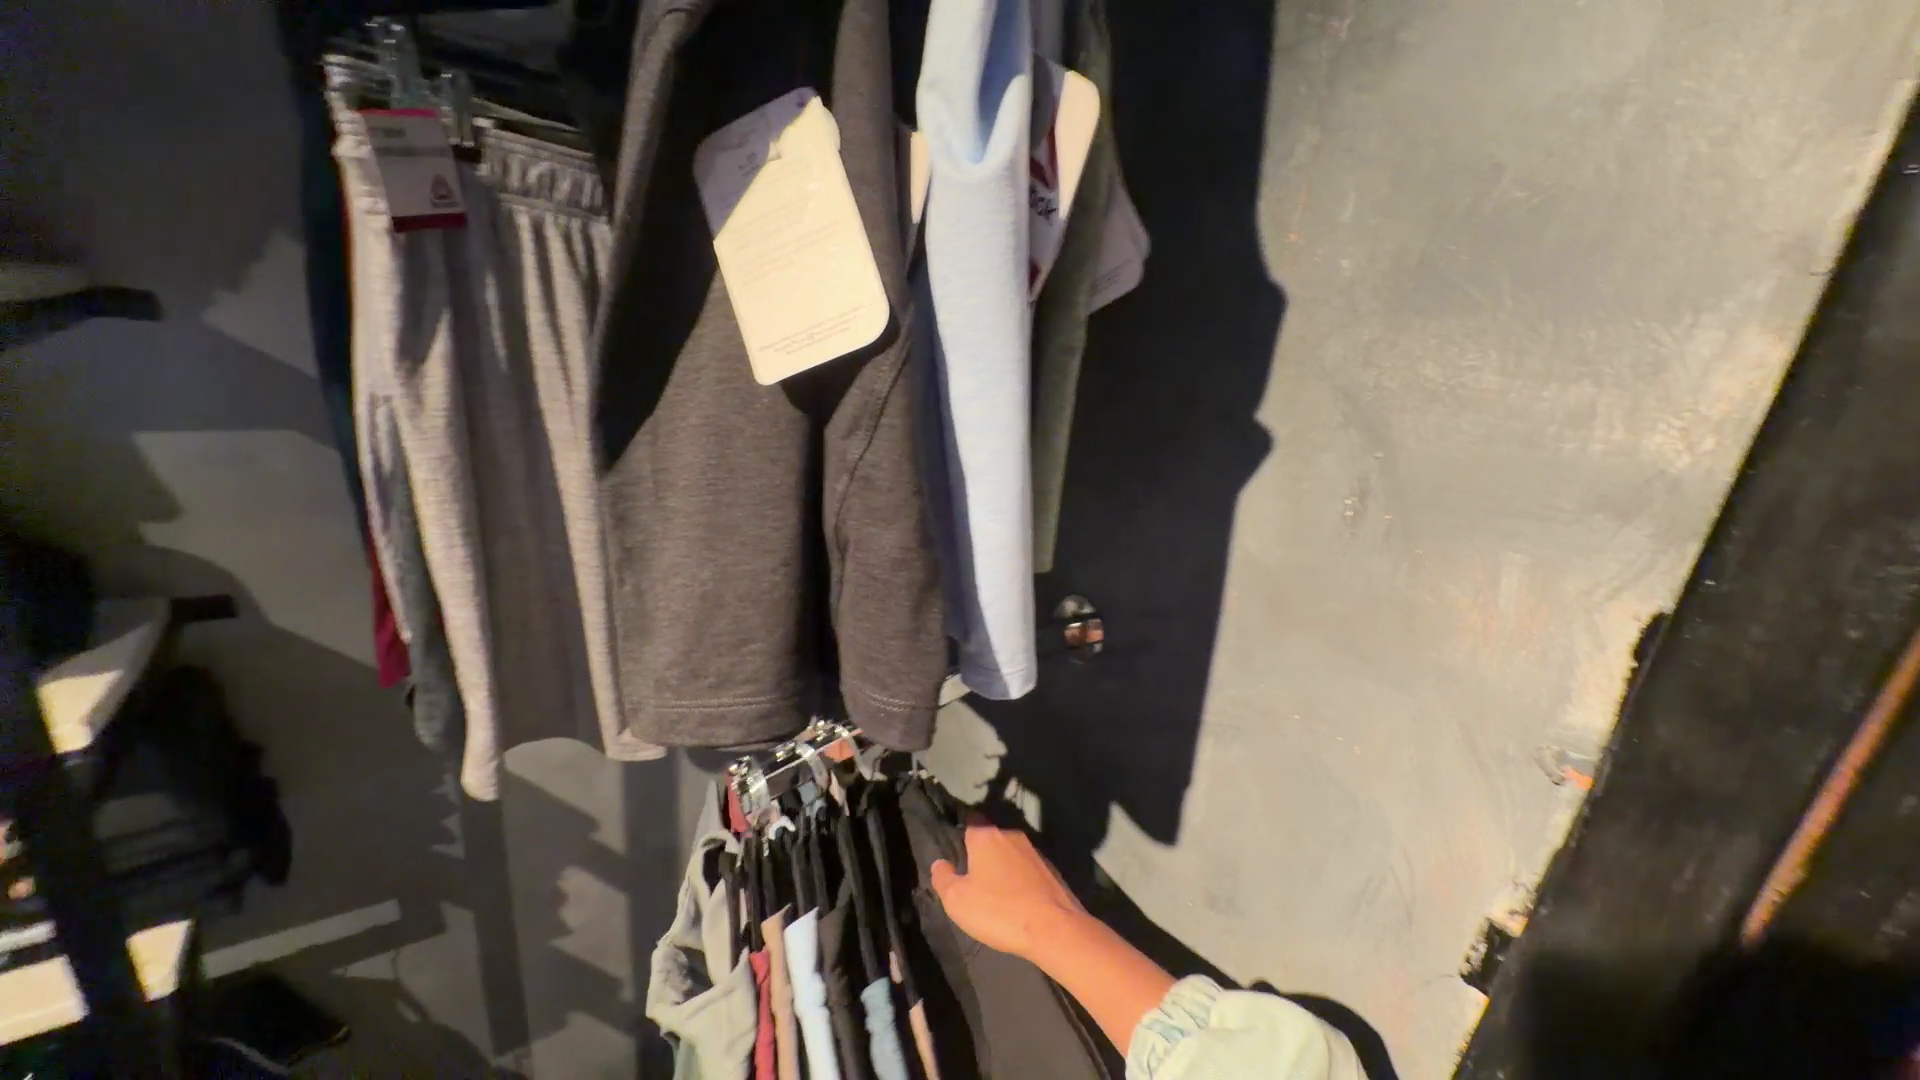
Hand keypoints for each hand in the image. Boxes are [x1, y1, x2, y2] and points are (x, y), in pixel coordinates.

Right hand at [928, 816, 1087, 959]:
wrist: (1054, 929)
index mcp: (986, 836)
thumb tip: (939, 863)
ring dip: (1000, 867)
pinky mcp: (1050, 870)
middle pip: (989, 838)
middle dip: (980, 853)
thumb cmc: (999, 910)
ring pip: (1009, 853)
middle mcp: (1010, 835)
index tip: (954, 847)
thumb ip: (943, 878)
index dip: (960, 831)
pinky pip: (1026, 869)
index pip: (969, 820)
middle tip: (970, 876)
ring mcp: (1034, 852)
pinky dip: (1019, 879)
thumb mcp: (957, 900)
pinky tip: (1016, 900)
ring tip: (993, 891)